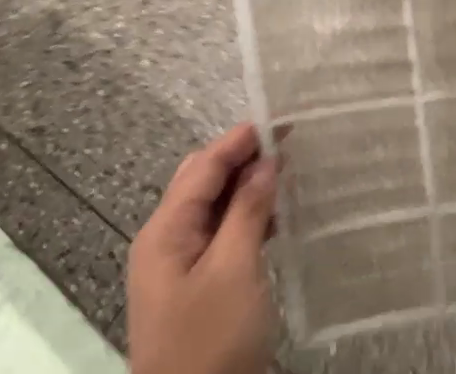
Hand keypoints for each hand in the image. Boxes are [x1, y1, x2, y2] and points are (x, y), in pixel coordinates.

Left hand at [126, 124, 278, 373]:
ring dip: (247, 188)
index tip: (280, 117)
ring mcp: (181, 266)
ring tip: (291, 171)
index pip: (203, 167)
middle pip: (203, 183)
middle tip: (289, 142)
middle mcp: (167, 241)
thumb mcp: (234, 269)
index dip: (240, 139)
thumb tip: (265, 163)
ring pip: (214, 209)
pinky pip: (222, 235)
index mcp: (165, 231)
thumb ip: (247, 210)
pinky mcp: (199, 287)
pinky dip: (248, 218)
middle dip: (242, 158)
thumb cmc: (211, 337)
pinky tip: (278, 216)